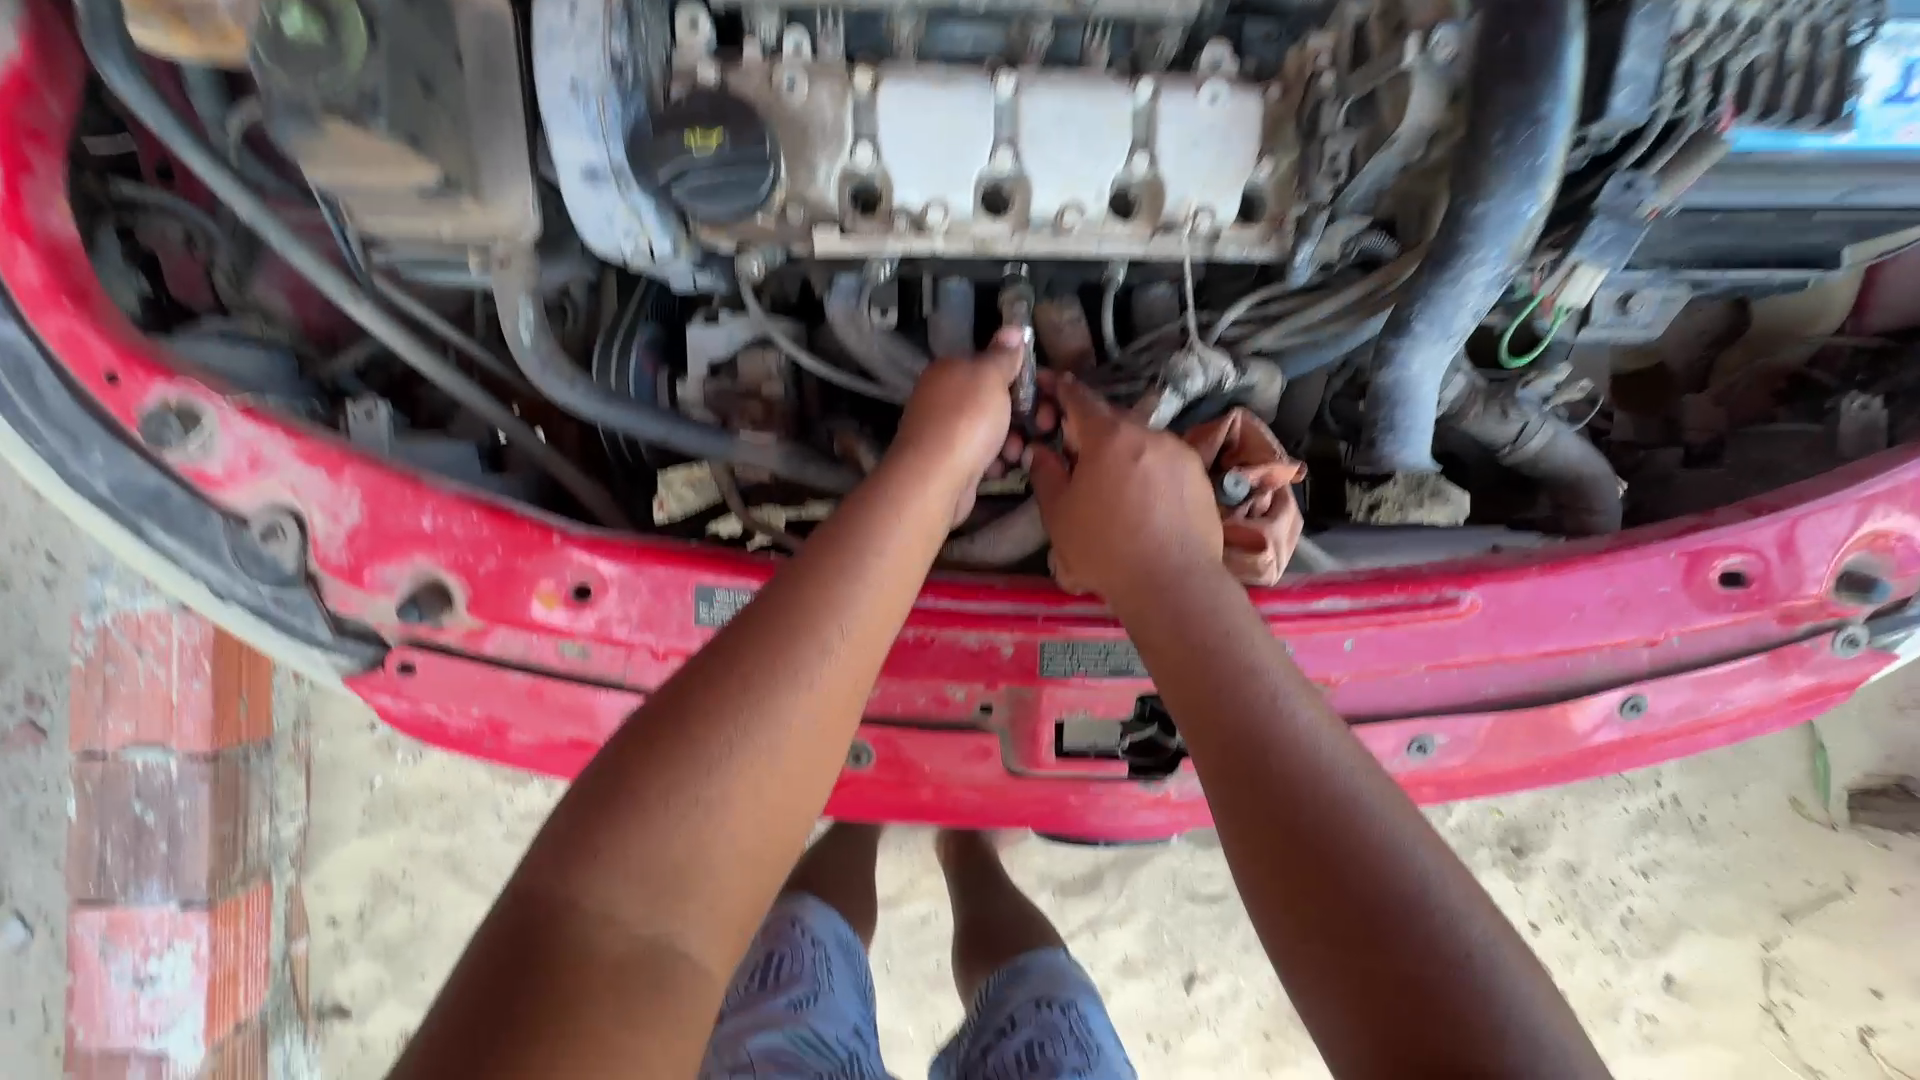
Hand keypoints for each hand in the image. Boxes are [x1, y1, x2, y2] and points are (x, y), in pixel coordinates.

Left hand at [889, 329, 1026, 523]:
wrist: (935, 478)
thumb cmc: (966, 420)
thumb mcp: (990, 377)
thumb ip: (1003, 355)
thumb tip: (1013, 329)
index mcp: (950, 370)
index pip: (989, 365)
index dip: (1019, 377)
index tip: (1043, 392)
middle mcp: (943, 398)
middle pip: (992, 400)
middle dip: (1020, 414)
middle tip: (1041, 426)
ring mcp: (944, 431)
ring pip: (990, 431)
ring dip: (1010, 442)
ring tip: (1016, 453)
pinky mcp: (949, 462)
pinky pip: (981, 456)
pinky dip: (994, 461)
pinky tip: (999, 468)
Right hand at [1028, 372, 1223, 598]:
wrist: (1172, 583)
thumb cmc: (1104, 548)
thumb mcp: (1059, 513)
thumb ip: (1046, 474)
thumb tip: (1041, 450)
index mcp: (1108, 435)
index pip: (1080, 398)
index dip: (1063, 390)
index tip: (1053, 384)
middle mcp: (1148, 433)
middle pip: (1113, 420)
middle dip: (1092, 429)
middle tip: (1076, 452)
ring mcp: (1179, 453)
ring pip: (1142, 442)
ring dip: (1123, 453)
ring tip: (1111, 484)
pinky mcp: (1200, 476)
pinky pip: (1165, 463)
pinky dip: (1148, 471)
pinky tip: (1142, 501)